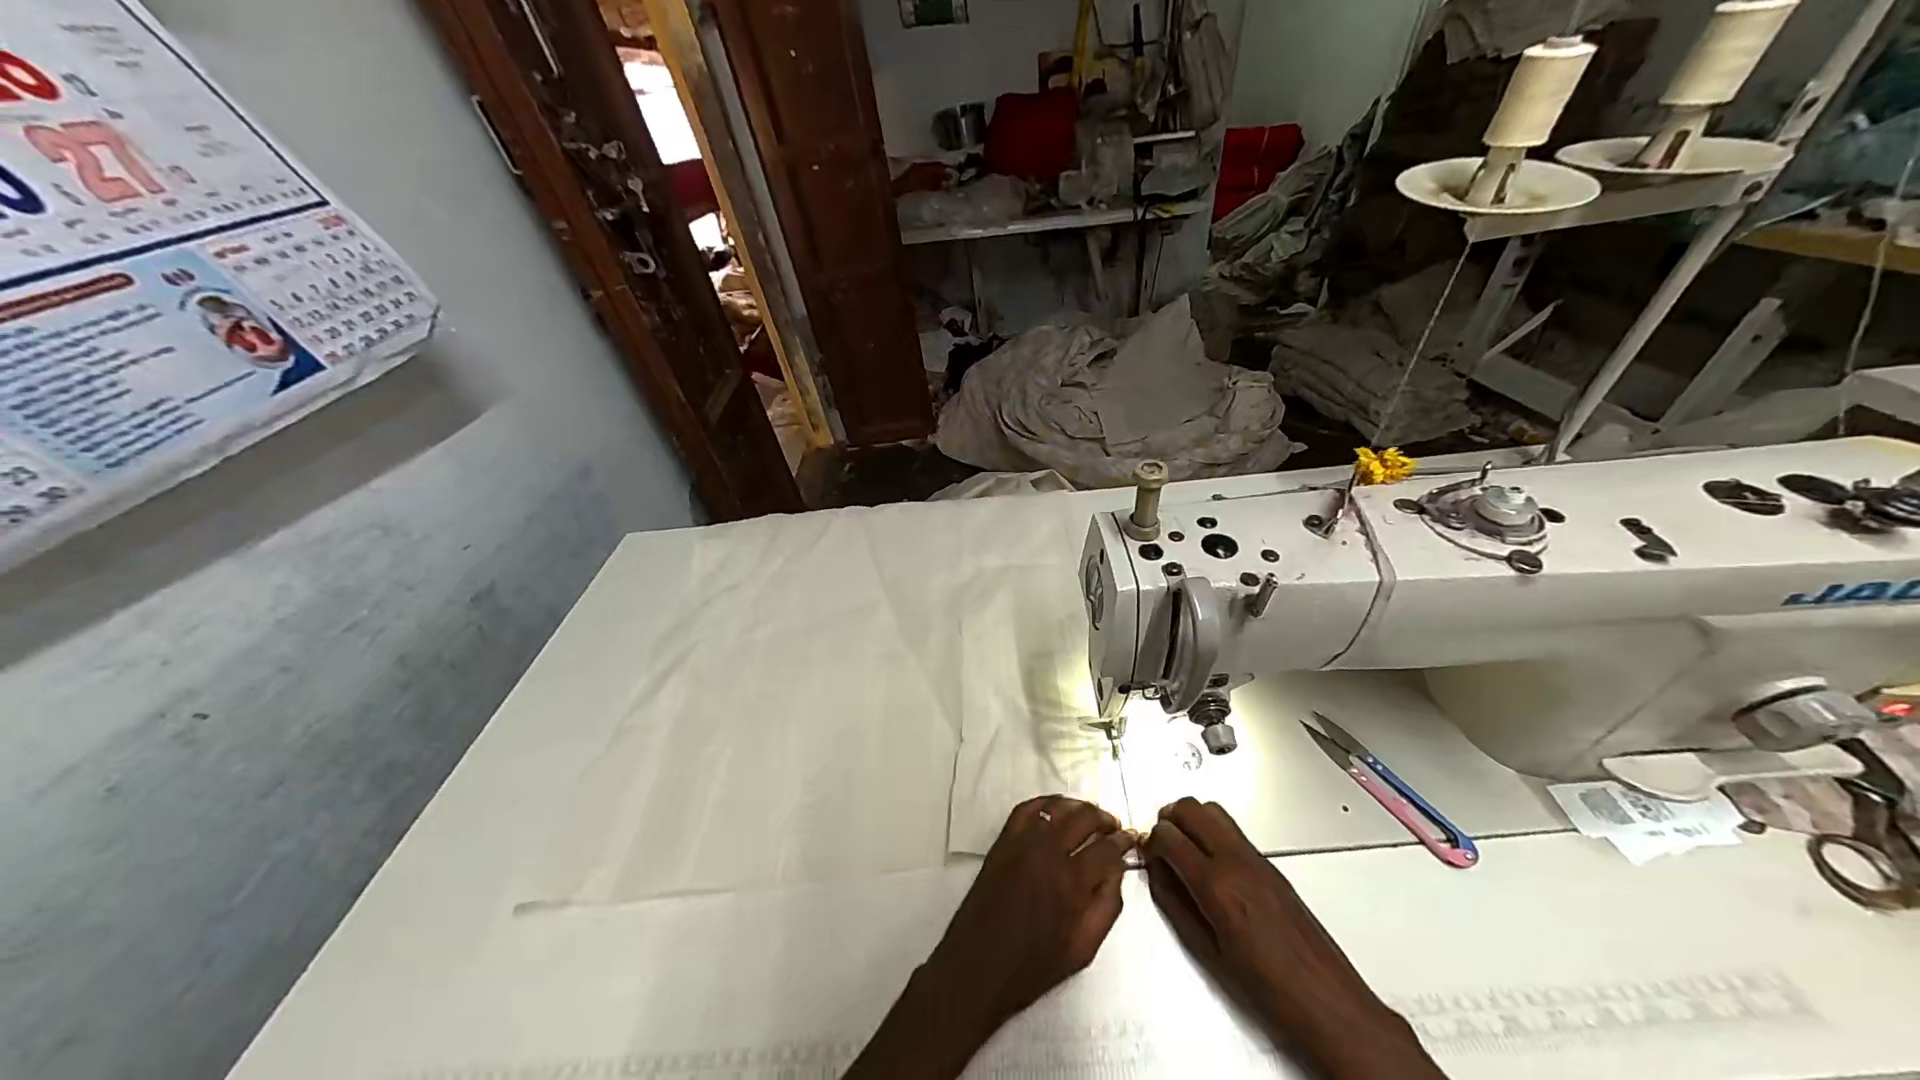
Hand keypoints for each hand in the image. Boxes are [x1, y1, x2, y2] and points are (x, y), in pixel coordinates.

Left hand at [844, 795, 1132, 1079]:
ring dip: (1079, 808)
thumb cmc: (1033, 967)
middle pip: (1084, 818)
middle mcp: (1047, 853)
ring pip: (1057, 808)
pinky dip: (1045, 802)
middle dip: (1105, 819)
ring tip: (1091, 816)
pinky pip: (1026, 809)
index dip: (1124, 841)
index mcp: (1071, 883)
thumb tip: (1116, 871)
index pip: (1108, 848)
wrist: (977, 967)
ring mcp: (1021, 843)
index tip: (1133, 839)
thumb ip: (1106, 907)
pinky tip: (1056, 809)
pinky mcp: (1002, 842)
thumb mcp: (1083, 949)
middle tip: (1115, 828)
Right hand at [1144, 798, 1444, 1079]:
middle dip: (1168, 819)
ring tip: (1183, 848)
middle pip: (1191, 808)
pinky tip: (1209, 861)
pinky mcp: (1272, 865)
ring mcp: (1258, 859)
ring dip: (1191, 820)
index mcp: (1216, 885)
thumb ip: (1174, 903)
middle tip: (1160, 842)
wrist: (1327, 1001)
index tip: (1147, 853)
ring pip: (1213, 810)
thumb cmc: (1269, 989)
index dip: (1151, 841)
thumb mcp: (1205, 951)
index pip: (1169, 835)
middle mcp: (1238, 862)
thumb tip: (1157, 872)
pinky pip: (1233, 830)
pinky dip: (1212, 832)